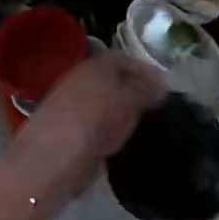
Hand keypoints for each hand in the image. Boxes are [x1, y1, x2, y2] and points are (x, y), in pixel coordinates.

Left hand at [13, 53, 164, 188]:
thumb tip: (161, 86)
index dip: (148, 71)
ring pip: (106, 100)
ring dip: (124, 109)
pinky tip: (123, 138)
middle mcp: (81, 79)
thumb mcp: (129, 102)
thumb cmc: (94, 123)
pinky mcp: (67, 128)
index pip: (126, 60)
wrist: (51, 160)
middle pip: (115, 80)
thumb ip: (146, 91)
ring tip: (145, 124)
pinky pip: (97, 121)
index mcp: (95, 65)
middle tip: (159, 107)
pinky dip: (111, 126)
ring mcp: (71, 104)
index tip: (167, 88)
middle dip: (137, 90)